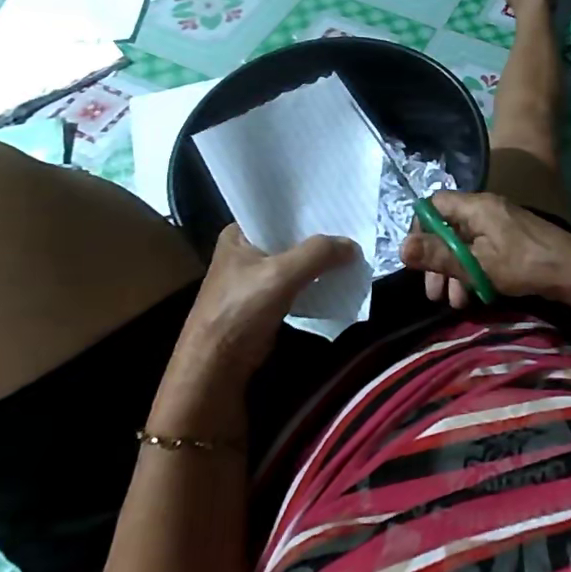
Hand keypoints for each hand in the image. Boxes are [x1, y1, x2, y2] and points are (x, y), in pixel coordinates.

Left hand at [179, 225, 358, 381]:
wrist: (216, 365)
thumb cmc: (239, 311)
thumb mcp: (282, 274)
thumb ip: (318, 253)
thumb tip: (352, 246)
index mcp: (238, 233)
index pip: (280, 212)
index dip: (310, 210)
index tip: (341, 206)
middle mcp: (246, 250)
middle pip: (291, 236)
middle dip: (320, 236)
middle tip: (354, 228)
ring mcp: (256, 275)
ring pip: (297, 259)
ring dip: (321, 260)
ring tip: (352, 251)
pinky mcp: (267, 298)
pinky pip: (299, 280)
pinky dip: (317, 279)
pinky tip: (338, 277)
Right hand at [400, 191, 570, 307]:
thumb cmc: (523, 264)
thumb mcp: (476, 264)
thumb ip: (439, 256)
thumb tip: (401, 248)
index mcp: (477, 206)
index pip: (435, 204)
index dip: (420, 228)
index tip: (418, 258)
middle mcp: (488, 209)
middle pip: (449, 229)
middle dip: (438, 262)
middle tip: (433, 294)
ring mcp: (502, 224)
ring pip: (466, 244)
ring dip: (456, 273)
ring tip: (454, 303)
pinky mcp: (513, 240)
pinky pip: (483, 250)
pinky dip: (475, 271)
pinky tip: (475, 296)